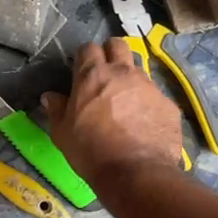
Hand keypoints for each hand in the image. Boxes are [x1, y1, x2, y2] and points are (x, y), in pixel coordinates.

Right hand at [42, 40, 184, 184]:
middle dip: (111, 53)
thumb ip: (56, 109)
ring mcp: (149, 86)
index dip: (84, 57)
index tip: (81, 70)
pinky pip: (156, 96)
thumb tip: (49, 96)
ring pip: (138, 70)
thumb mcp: (62, 133)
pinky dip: (148, 104)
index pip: (88, 48)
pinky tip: (143, 124)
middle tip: (105, 73)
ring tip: (125, 103)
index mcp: (92, 76)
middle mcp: (122, 73)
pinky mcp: (168, 104)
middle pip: (118, 45)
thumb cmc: (90, 150)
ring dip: (130, 79)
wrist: (135, 172)